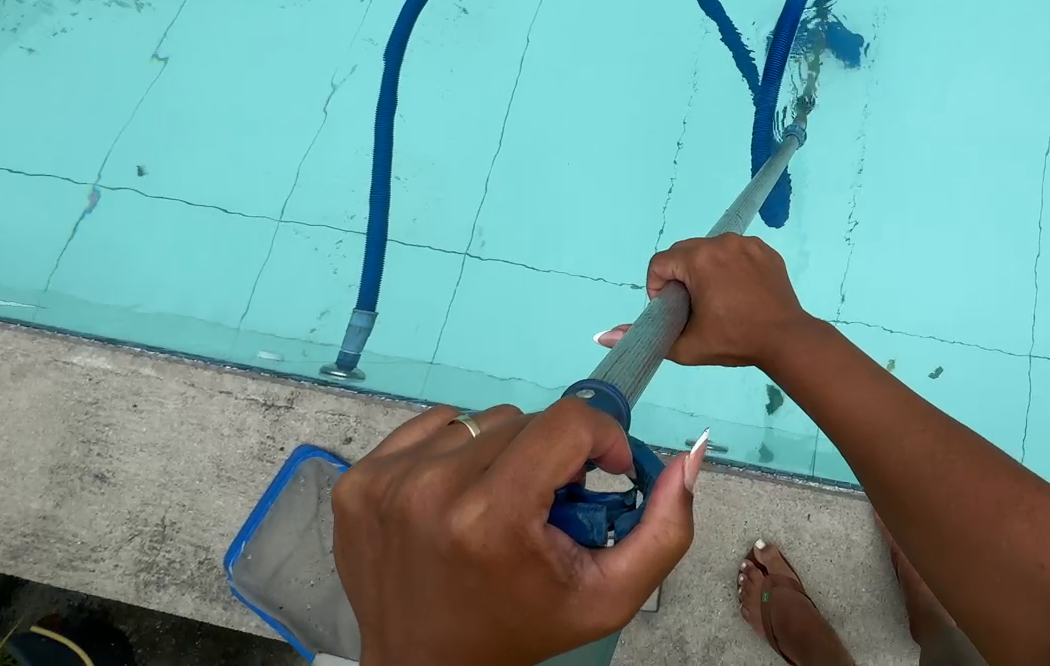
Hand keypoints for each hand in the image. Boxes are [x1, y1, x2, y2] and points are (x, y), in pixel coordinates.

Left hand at [331, 398, 704, 665]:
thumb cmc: (522, 629)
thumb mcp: (610, 595)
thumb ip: (666, 526)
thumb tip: (692, 452)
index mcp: (491, 518)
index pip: (567, 421)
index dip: (600, 439)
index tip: (603, 472)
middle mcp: (430, 489)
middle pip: (527, 421)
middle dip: (552, 454)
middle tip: (548, 503)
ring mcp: (385, 483)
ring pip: (482, 420)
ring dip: (507, 451)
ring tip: (502, 501)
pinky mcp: (357, 481)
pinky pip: (436, 425)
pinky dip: (458, 450)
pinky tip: (458, 496)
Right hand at [597, 233, 812, 369]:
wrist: (785, 338)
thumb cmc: (734, 341)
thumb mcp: (686, 345)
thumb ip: (645, 337)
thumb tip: (603, 336)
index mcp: (699, 259)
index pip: (660, 263)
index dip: (658, 289)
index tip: (673, 311)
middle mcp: (721, 241)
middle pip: (684, 253)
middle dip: (681, 278)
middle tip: (694, 308)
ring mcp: (746, 243)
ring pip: (711, 250)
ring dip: (706, 270)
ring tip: (718, 300)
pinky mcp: (765, 249)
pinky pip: (736, 252)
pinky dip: (731, 268)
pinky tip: (739, 293)